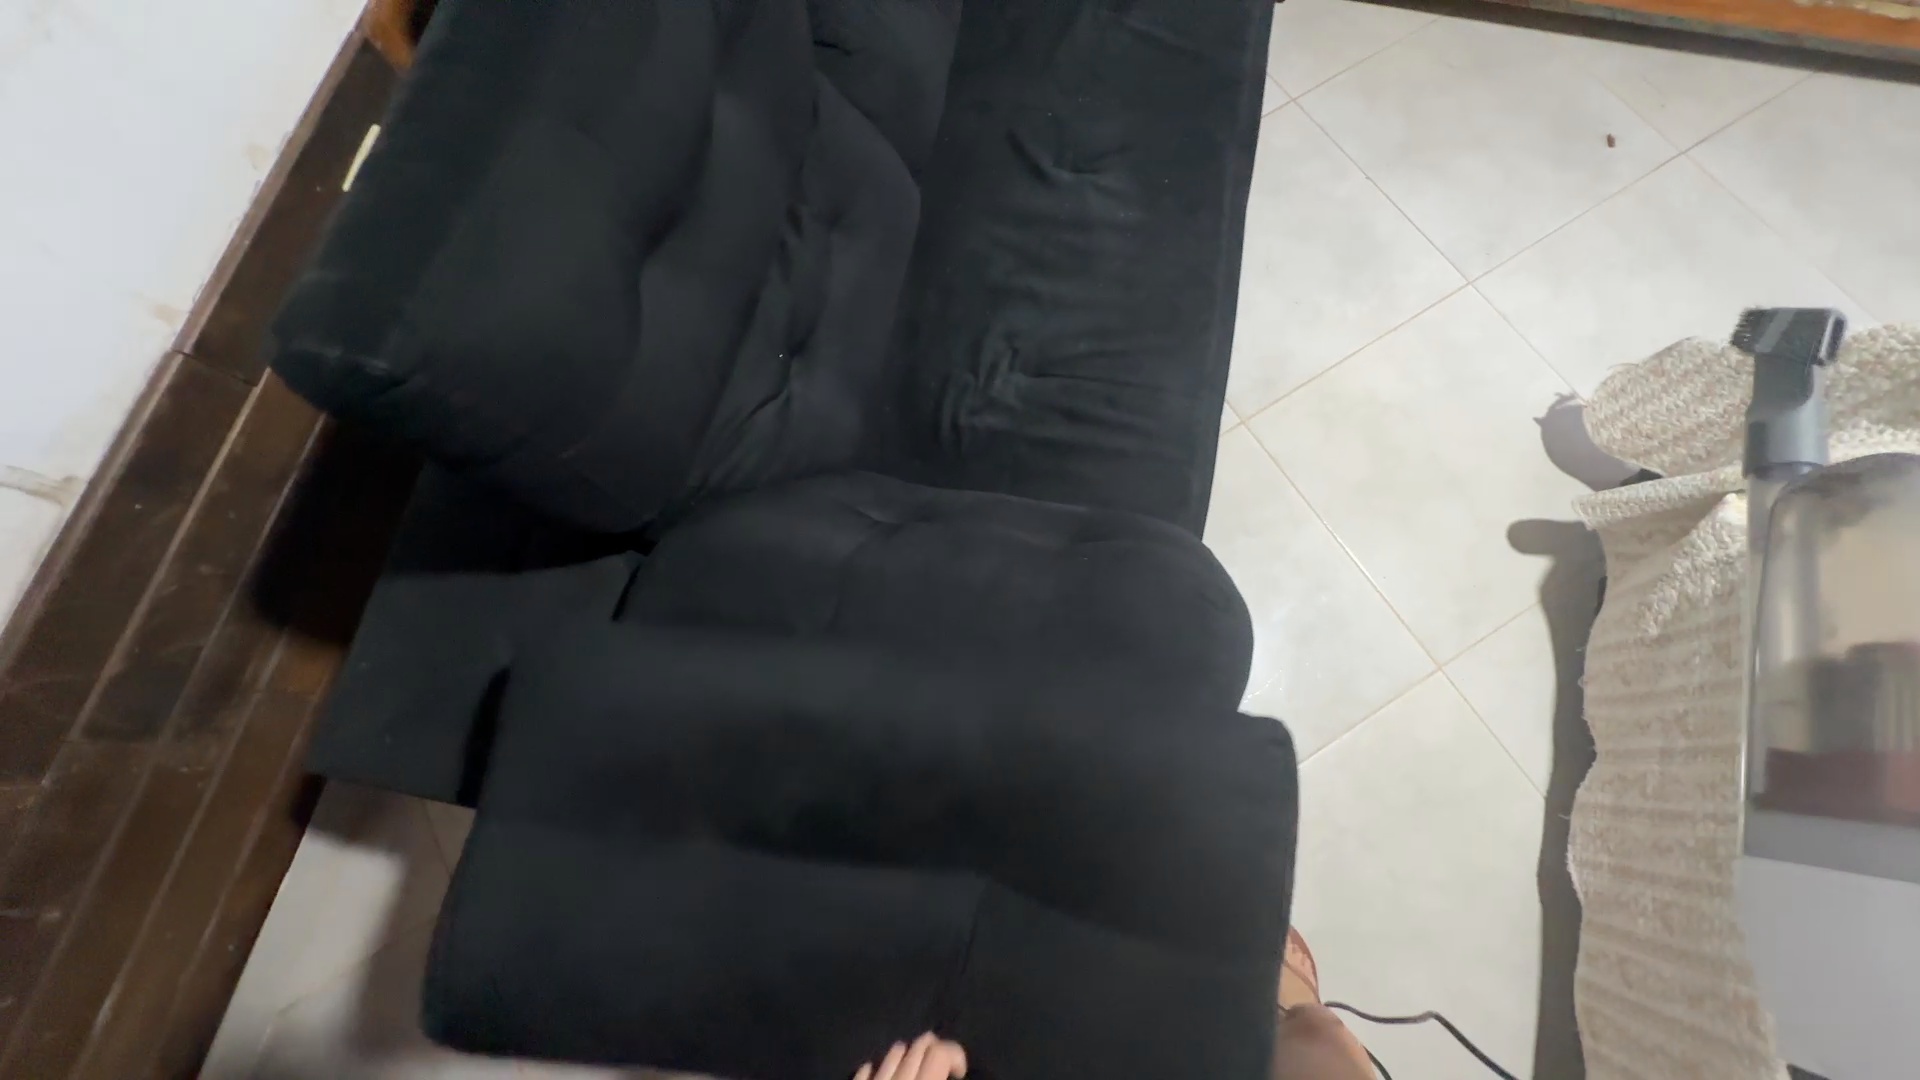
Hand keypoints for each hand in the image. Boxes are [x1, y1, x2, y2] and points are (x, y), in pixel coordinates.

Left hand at [852, 1032, 967, 1079]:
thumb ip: (940, 1077)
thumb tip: (953, 1070)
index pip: (941, 1052)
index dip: (956, 1054)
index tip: (960, 1071)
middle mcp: (898, 1077)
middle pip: (919, 1045)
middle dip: (933, 1050)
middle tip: (941, 1069)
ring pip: (894, 1051)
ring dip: (907, 1056)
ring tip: (914, 1071)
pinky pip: (866, 1069)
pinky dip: (878, 1070)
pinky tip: (882, 1076)